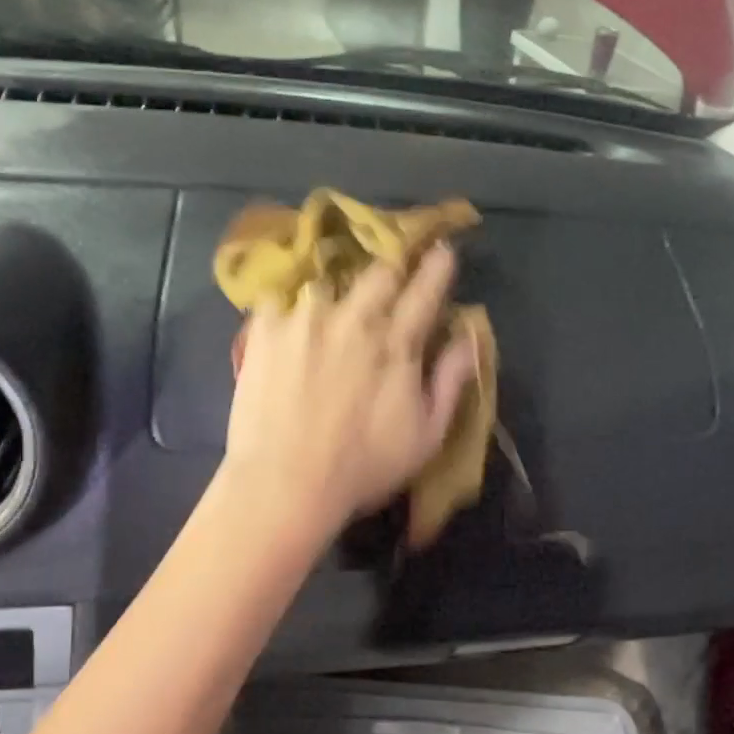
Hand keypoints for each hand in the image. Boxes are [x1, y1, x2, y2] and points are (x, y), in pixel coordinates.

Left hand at [221, 244, 478, 539]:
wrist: (283, 484)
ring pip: (328, 283)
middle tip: (392, 268)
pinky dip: (288, 307)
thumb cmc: (362, 468)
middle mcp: (354, 318)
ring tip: (329, 302)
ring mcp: (305, 318)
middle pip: (379, 271)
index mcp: (396, 343)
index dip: (438, 264)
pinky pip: (280, 299)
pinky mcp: (265, 328)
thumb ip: (449, 381)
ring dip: (337, 290)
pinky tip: (286, 323)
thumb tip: (468, 338)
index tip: (443, 249)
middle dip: (391, 264)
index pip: (425, 288)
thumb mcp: (426, 436)